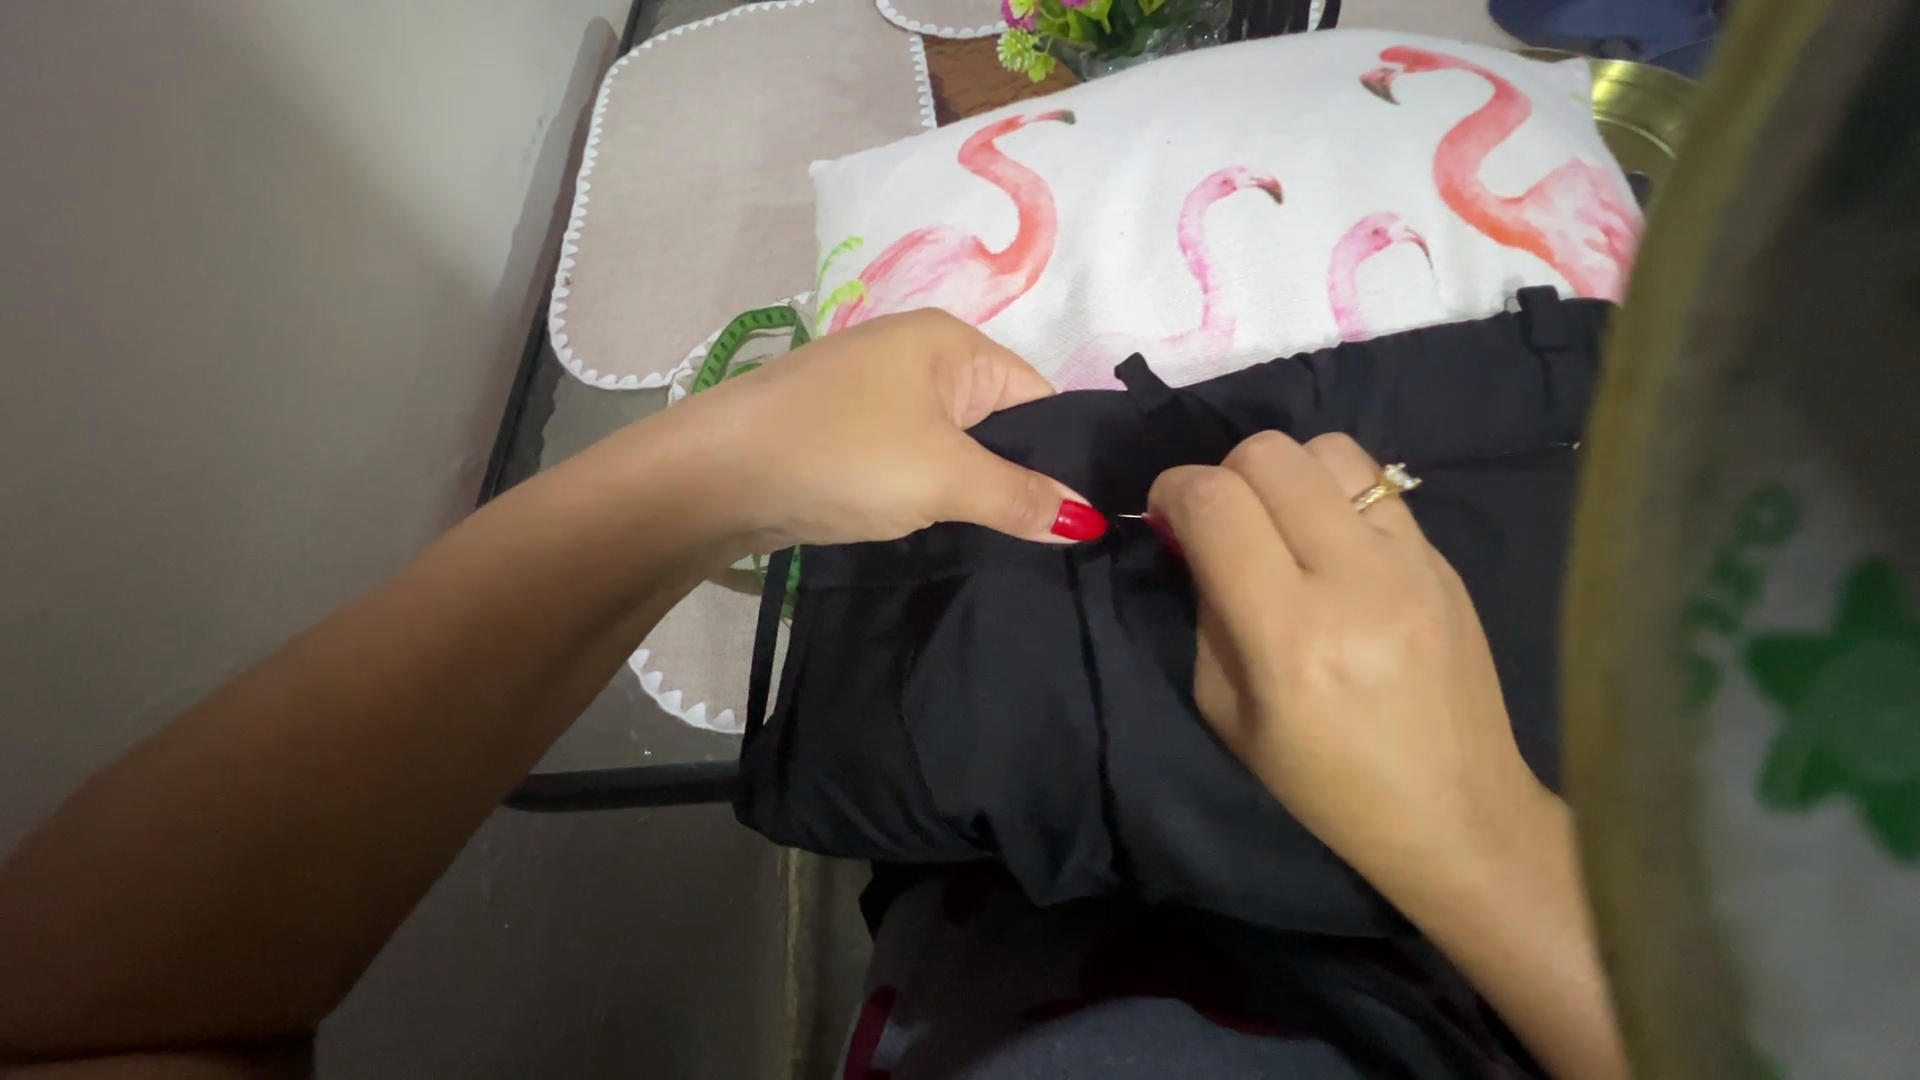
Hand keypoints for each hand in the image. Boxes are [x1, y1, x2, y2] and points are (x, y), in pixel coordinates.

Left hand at [636, 309, 1103, 555]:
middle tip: (1048, 543)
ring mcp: (879, 396)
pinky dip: (933, 495)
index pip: (1038, 398)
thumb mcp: (944, 477)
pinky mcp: (851, 435)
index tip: (1080, 520)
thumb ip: (1020, 498)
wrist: (713, 476)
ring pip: (956, 448)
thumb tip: (1088, 520)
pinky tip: (947, 532)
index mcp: (951, 342)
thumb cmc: (842, 455)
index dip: (1062, 457)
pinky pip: (916, 462)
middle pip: (998, 423)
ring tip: (1006, 545)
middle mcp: (918, 357)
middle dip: (1019, 480)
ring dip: (975, 493)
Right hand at [1148, 431, 1627, 1079]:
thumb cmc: (1320, 779)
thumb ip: (1205, 609)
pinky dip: (1331, 493)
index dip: (1173, 490)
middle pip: (1269, 454)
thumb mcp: (1225, 707)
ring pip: (1327, 449)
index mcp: (1289, 633)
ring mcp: (1412, 562)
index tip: (1165, 513)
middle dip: (1221, 473)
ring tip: (1277, 521)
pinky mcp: (1444, 559)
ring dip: (1282, 473)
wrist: (1455, 811)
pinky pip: (1374, 482)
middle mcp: (1355, 582)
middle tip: (1220, 519)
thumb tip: (1194, 538)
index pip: (1216, 502)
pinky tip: (1328, 541)